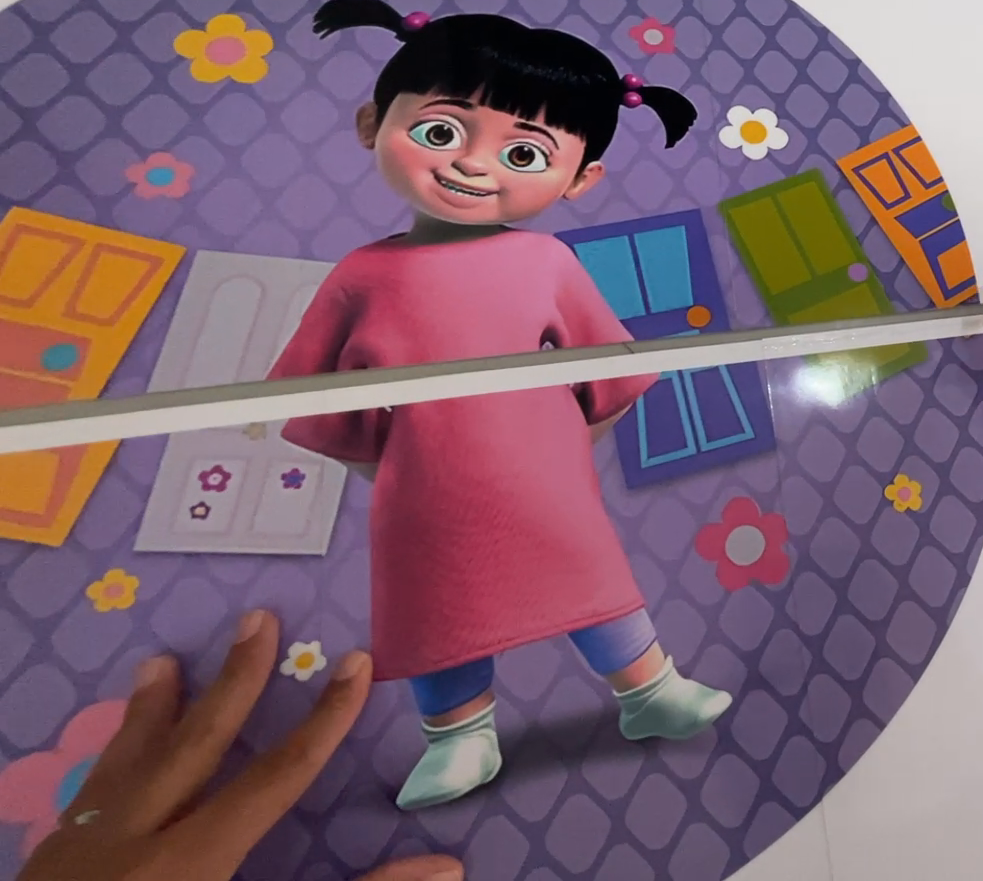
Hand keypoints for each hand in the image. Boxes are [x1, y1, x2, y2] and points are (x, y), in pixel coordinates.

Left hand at [20, 611, 459, 880]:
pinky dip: (104, 773)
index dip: (327, 716)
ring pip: (120, 770)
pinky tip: (109, 767)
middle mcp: (128, 847)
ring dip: (148, 714)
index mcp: (188, 861)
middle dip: (233, 679)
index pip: (280, 771)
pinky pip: (80, 808)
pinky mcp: (36, 878)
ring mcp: (70, 862)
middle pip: (195, 745)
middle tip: (256, 617)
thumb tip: (451, 868)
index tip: (358, 660)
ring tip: (158, 664)